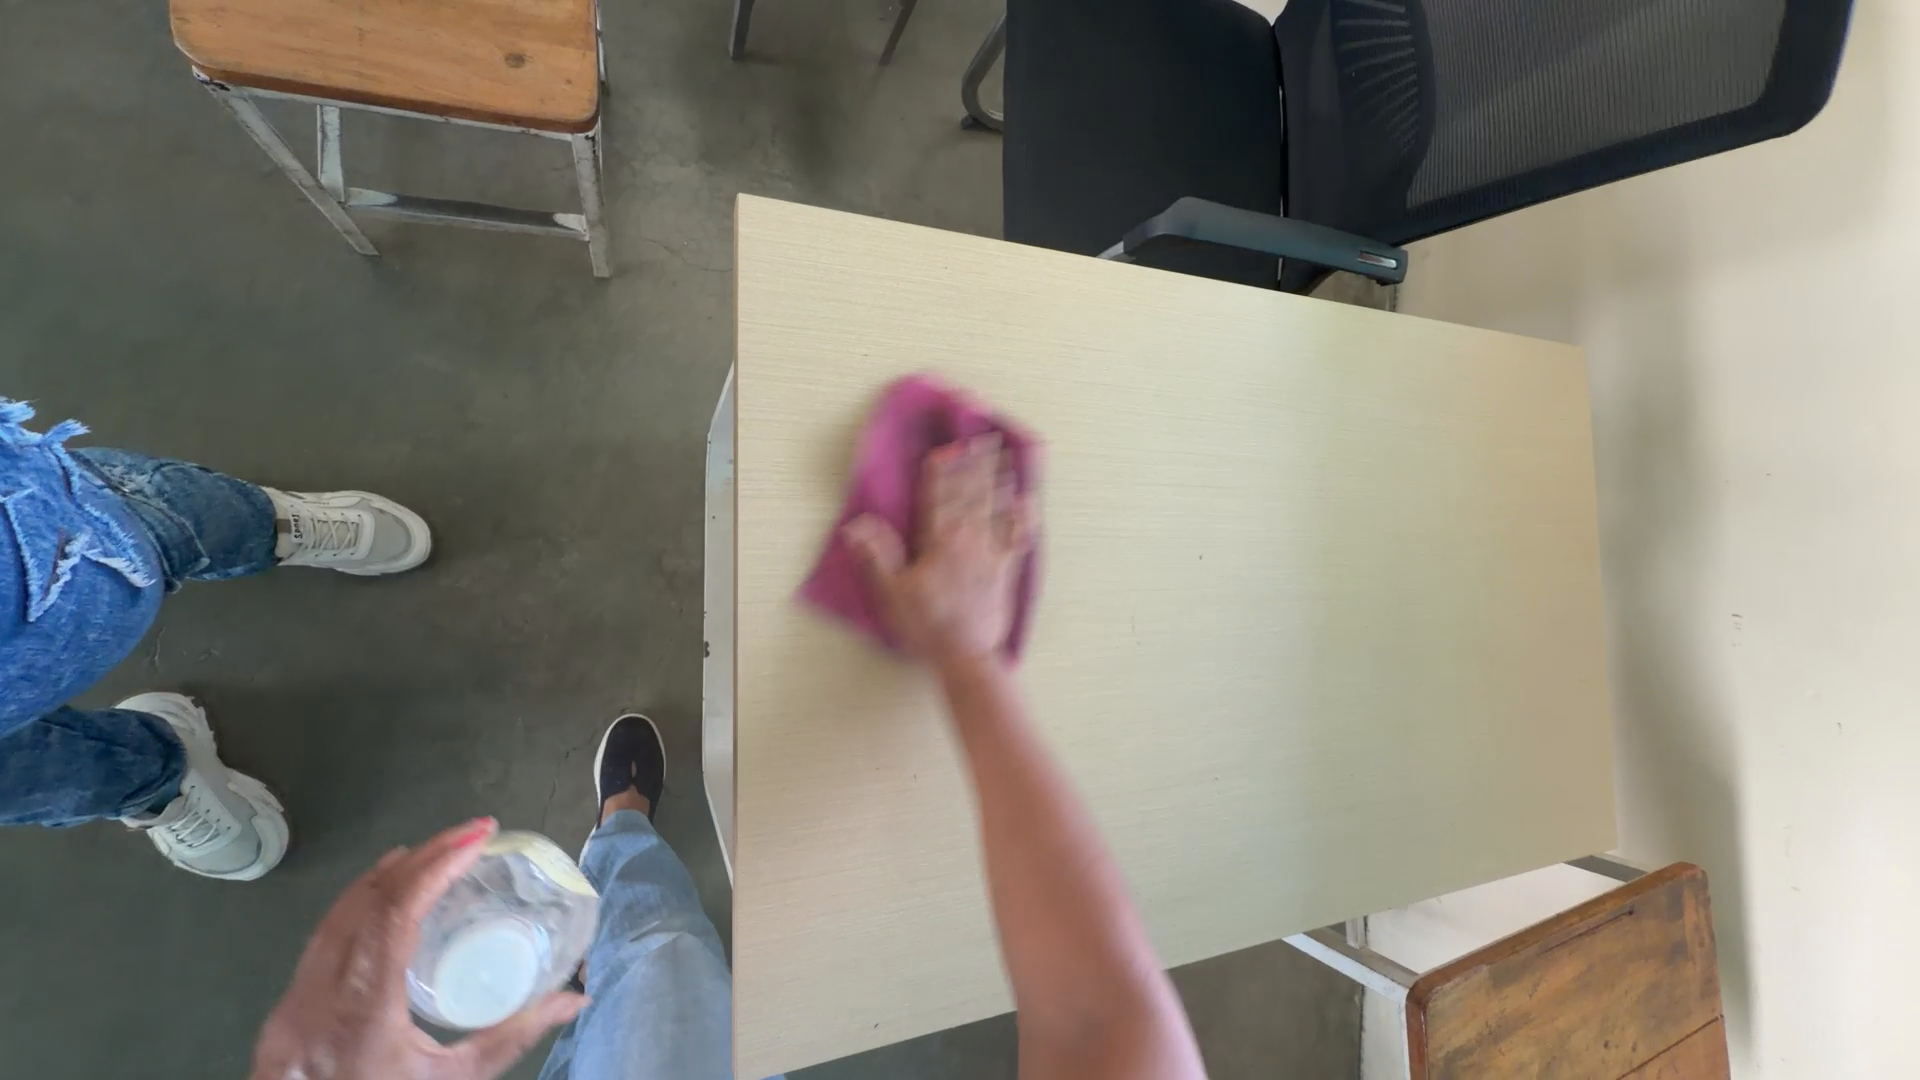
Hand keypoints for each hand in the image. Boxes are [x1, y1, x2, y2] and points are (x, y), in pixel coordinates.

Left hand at [250, 818, 586, 1079]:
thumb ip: (513, 1037)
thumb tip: (576, 997)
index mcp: (363, 1016)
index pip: (394, 918)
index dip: (437, 869)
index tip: (480, 840)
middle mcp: (317, 1001)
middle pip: (367, 903)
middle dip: (425, 857)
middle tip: (476, 832)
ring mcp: (291, 1005)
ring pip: (339, 913)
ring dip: (393, 872)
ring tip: (441, 849)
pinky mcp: (284, 1010)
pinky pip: (325, 934)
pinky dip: (363, 898)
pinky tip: (389, 889)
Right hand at [844, 433, 1035, 670]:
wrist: (966, 655)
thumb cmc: (926, 624)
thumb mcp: (893, 592)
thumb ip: (878, 555)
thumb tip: (857, 524)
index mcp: (939, 541)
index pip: (939, 497)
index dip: (941, 472)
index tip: (945, 449)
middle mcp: (968, 539)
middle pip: (971, 494)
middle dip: (975, 464)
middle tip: (984, 437)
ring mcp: (991, 553)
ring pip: (995, 507)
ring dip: (998, 479)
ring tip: (1003, 455)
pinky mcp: (1006, 569)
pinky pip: (1017, 537)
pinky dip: (1022, 518)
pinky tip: (1027, 501)